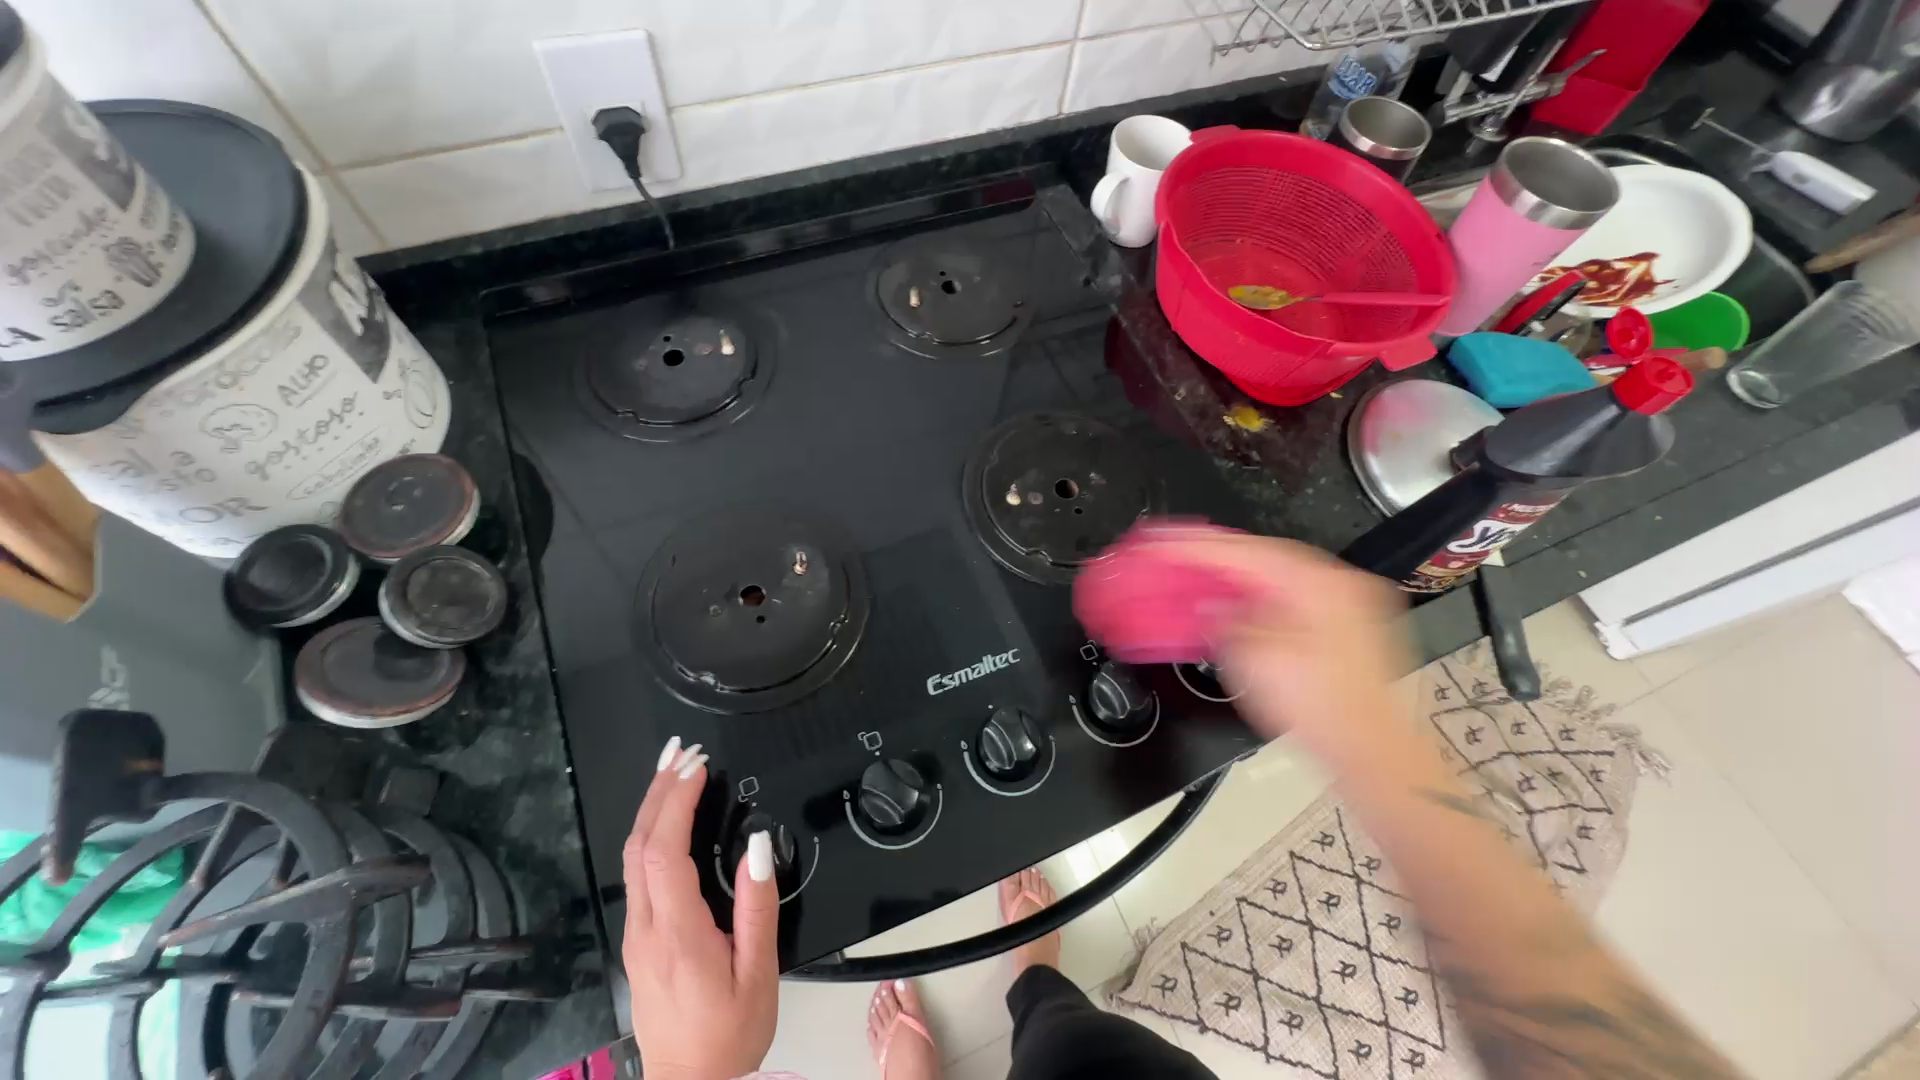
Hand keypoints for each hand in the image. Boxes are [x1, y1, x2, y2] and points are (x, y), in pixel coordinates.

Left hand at [623, 739, 779, 1079]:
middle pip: (638, 845)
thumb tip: (757, 847)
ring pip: (632, 856)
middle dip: (658, 790)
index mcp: (677, 934)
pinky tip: (669, 816)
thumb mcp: (759, 974)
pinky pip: (638, 871)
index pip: (664, 853)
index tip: (698, 767)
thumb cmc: (730, 1034)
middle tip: (681, 749)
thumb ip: (757, 908)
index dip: (677, 803)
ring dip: (652, 806)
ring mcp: (636, 934)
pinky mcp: (639, 939)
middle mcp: (646, 929)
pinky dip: (652, 832)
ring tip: (675, 768)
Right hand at [1123, 528, 1412, 767]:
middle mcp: (1335, 588)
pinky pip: (1282, 600)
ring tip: (1188, 578)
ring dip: (1228, 579)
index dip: (1195, 548)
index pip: (1244, 552)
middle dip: (1210, 560)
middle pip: (1259, 559)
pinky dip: (1248, 600)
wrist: (1372, 755)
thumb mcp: (1256, 662)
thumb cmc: (1329, 715)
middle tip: (1168, 556)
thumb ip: (1226, 623)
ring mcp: (1341, 608)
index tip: (1161, 543)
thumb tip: (1210, 609)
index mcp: (1319, 585)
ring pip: (1270, 580)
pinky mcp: (1337, 630)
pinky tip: (1224, 607)